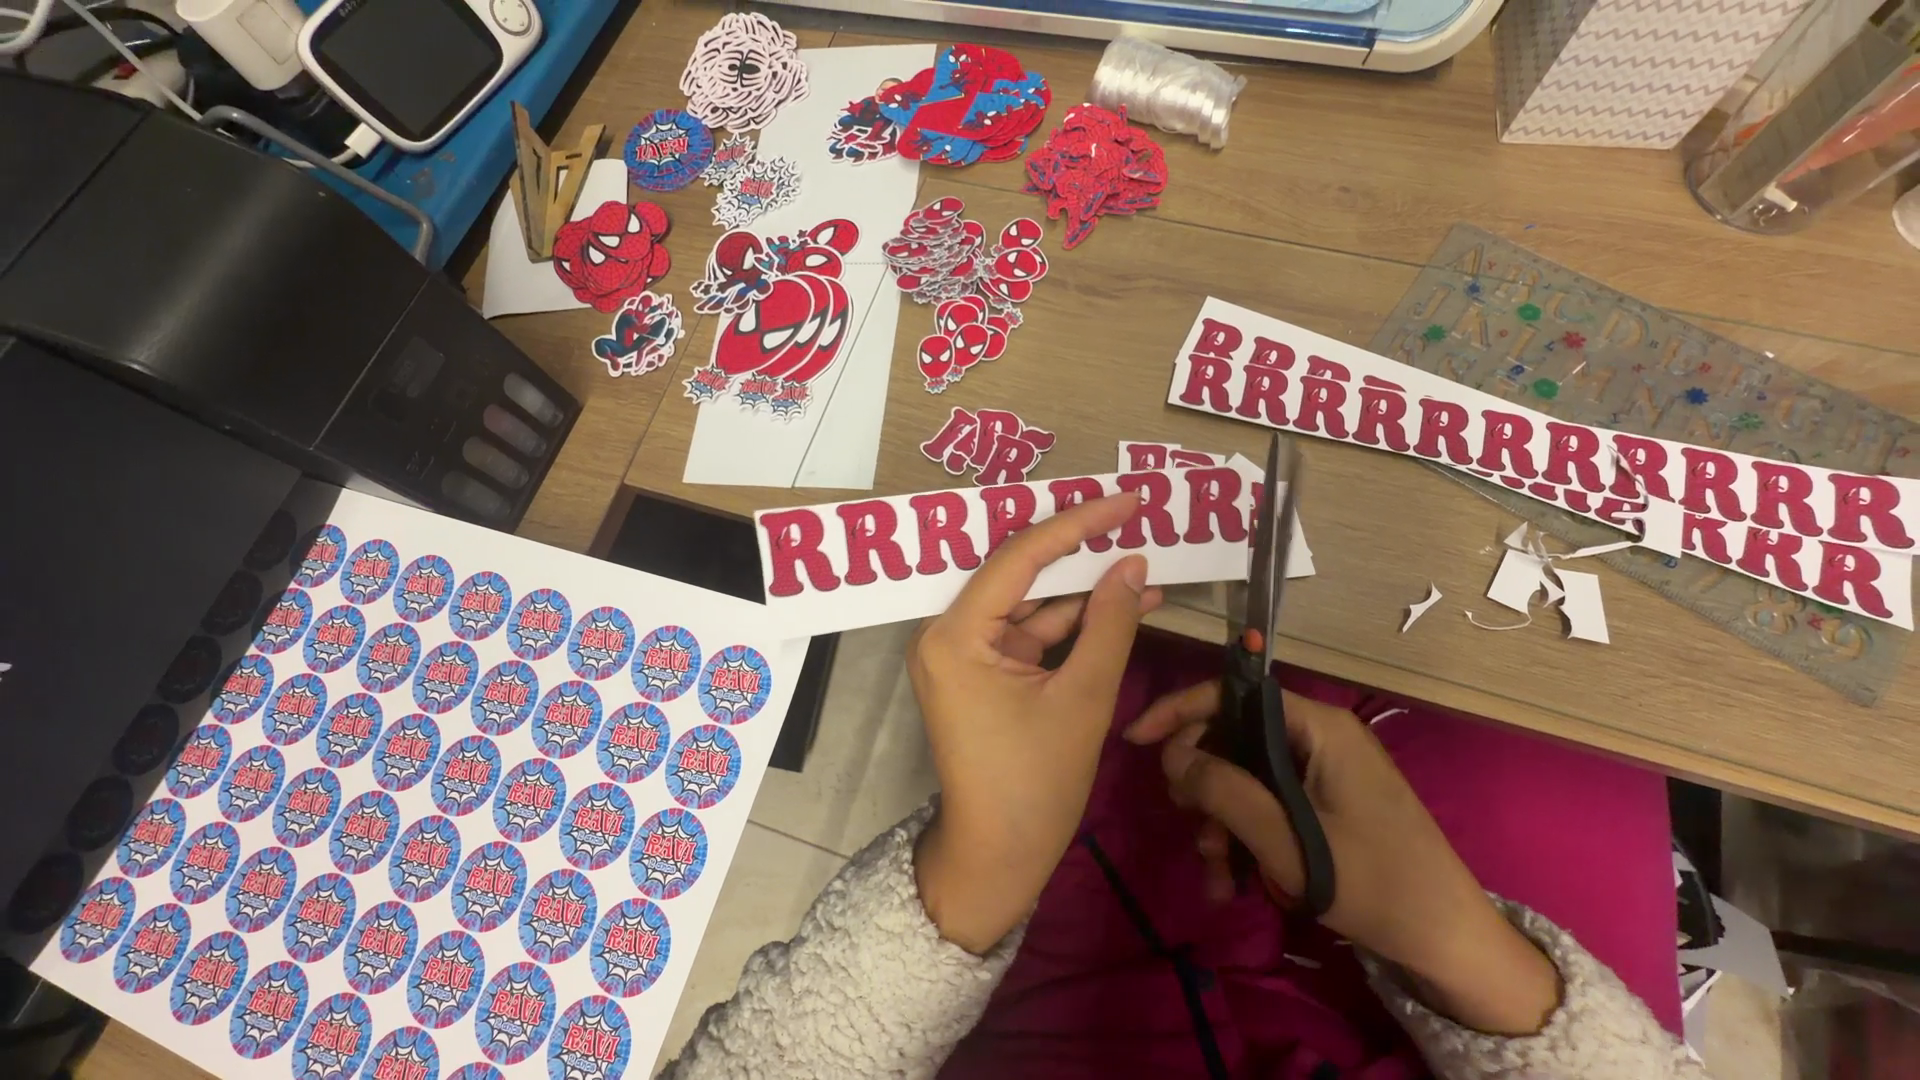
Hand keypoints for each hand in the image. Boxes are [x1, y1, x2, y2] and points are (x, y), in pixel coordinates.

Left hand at [910, 492, 1162, 953]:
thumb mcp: (1081, 698)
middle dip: (1079, 551)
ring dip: (1084, 591)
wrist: (998, 860)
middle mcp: (948, 634)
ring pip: (1029, 604)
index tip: (1126, 500)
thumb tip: (1133, 564)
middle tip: (1131, 518)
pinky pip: (1029, 635)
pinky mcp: (982, 673)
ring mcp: (963, 654)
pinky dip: (1071, 625)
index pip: (1018, 558)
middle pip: (1020, 574)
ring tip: (1143, 563)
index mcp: (954, 635)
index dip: (1076, 524)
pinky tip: (1123, 605)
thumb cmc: (1035, 784)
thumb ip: (1109, 624)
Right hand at [1126, 686, 1562, 1035]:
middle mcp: (1317, 737)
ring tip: (1219, 877)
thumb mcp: (1287, 840)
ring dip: (1221, 824)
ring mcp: (1321, 770)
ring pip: (1244, 777)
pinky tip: (1234, 882)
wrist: (1447, 942)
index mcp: (1317, 727)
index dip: (1178, 711)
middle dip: (1203, 786)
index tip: (1136, 742)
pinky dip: (1244, 837)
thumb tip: (1171, 755)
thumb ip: (1224, 790)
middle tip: (1193, 830)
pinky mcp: (1323, 801)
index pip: (1233, 694)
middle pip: (1232, 738)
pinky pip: (1267, 803)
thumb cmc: (1373, 882)